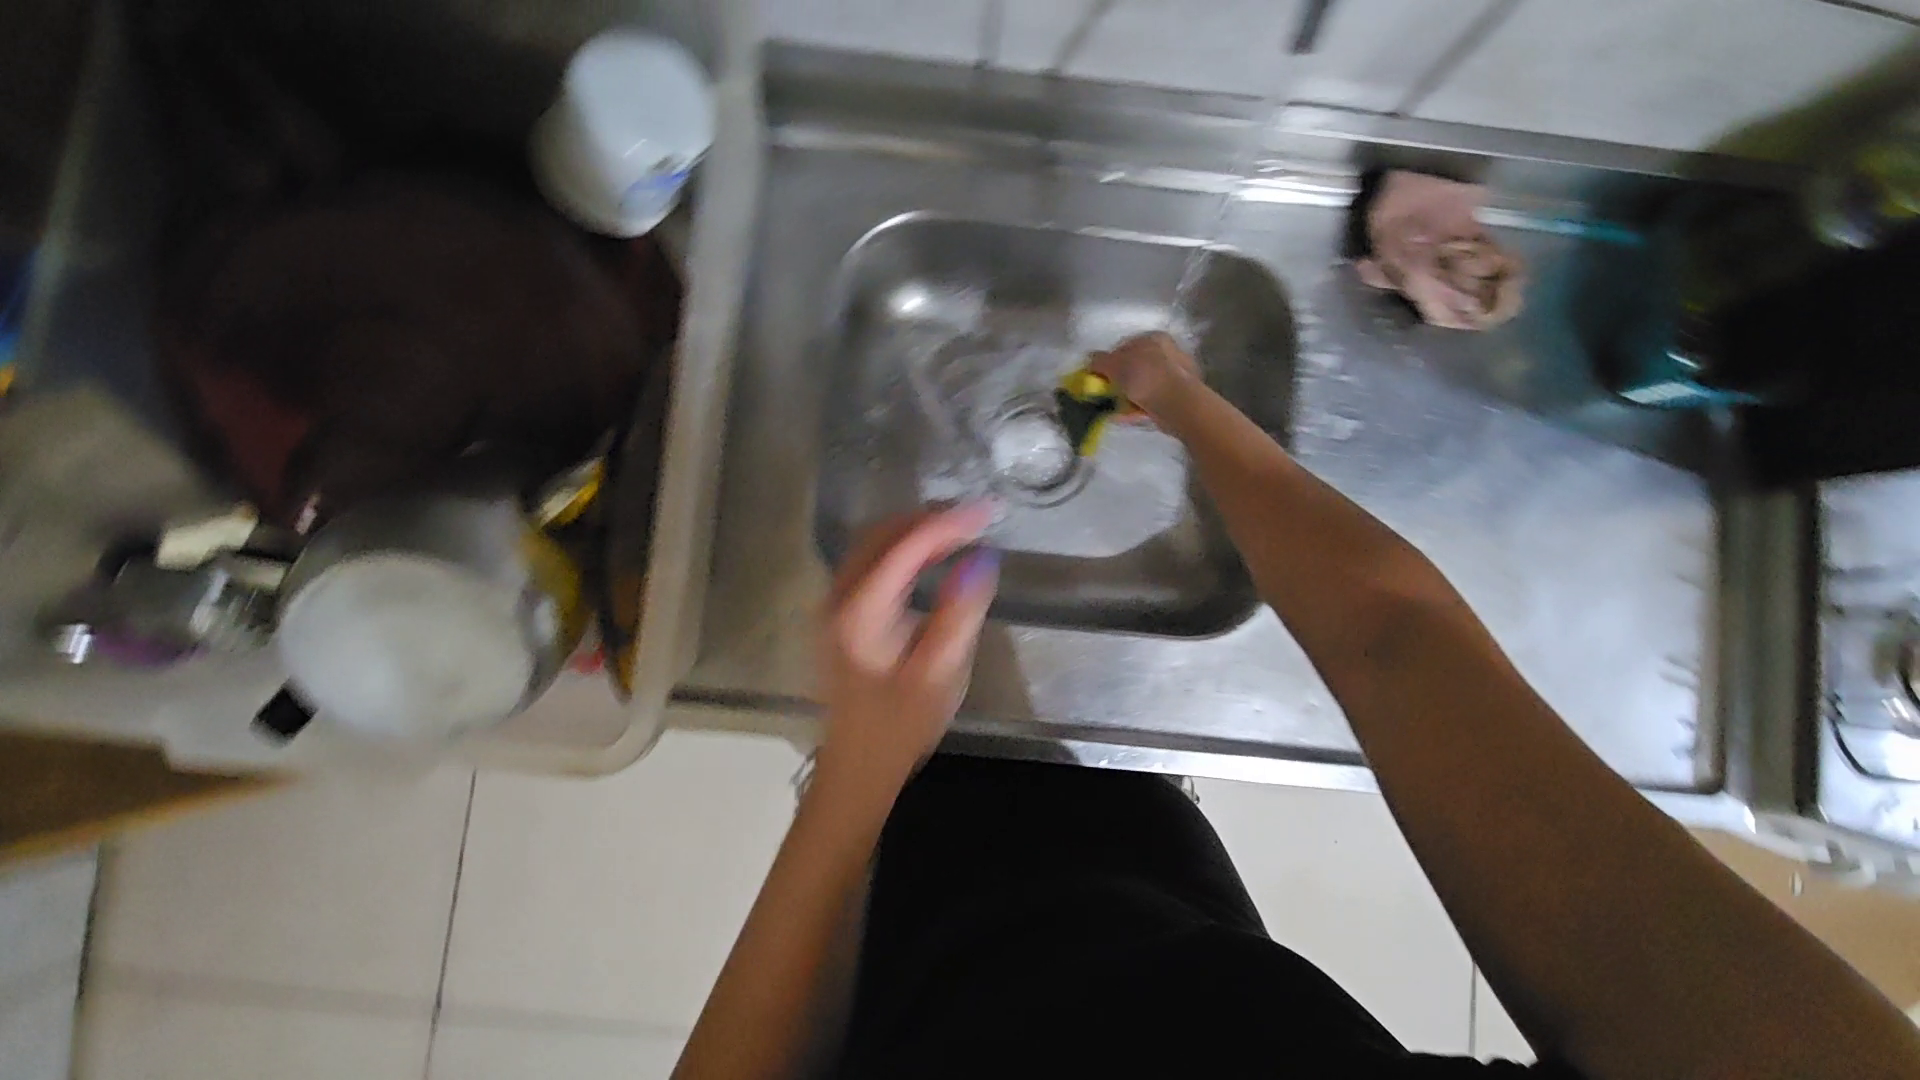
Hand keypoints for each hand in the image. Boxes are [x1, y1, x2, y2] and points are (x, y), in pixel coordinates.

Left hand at [816, 504, 1000, 796]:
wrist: (857, 766)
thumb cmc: (901, 727)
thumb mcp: (941, 673)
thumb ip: (960, 612)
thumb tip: (981, 559)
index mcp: (861, 611)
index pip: (906, 546)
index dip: (949, 523)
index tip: (989, 512)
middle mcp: (837, 598)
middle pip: (882, 534)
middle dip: (930, 518)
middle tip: (975, 518)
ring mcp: (831, 604)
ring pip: (871, 543)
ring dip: (914, 530)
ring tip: (959, 530)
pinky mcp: (836, 614)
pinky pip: (868, 560)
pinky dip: (900, 548)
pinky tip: (928, 556)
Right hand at [1087, 331, 1202, 423]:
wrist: (1176, 403)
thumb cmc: (1144, 377)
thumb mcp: (1114, 365)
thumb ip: (1099, 361)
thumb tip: (1091, 360)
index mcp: (1153, 338)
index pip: (1125, 346)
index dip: (1108, 361)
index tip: (1099, 377)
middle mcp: (1167, 352)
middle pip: (1135, 366)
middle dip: (1119, 381)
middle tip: (1106, 394)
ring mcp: (1175, 375)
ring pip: (1143, 385)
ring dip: (1127, 397)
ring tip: (1114, 409)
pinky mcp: (1178, 396)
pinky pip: (1151, 400)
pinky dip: (1137, 408)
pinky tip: (1125, 417)